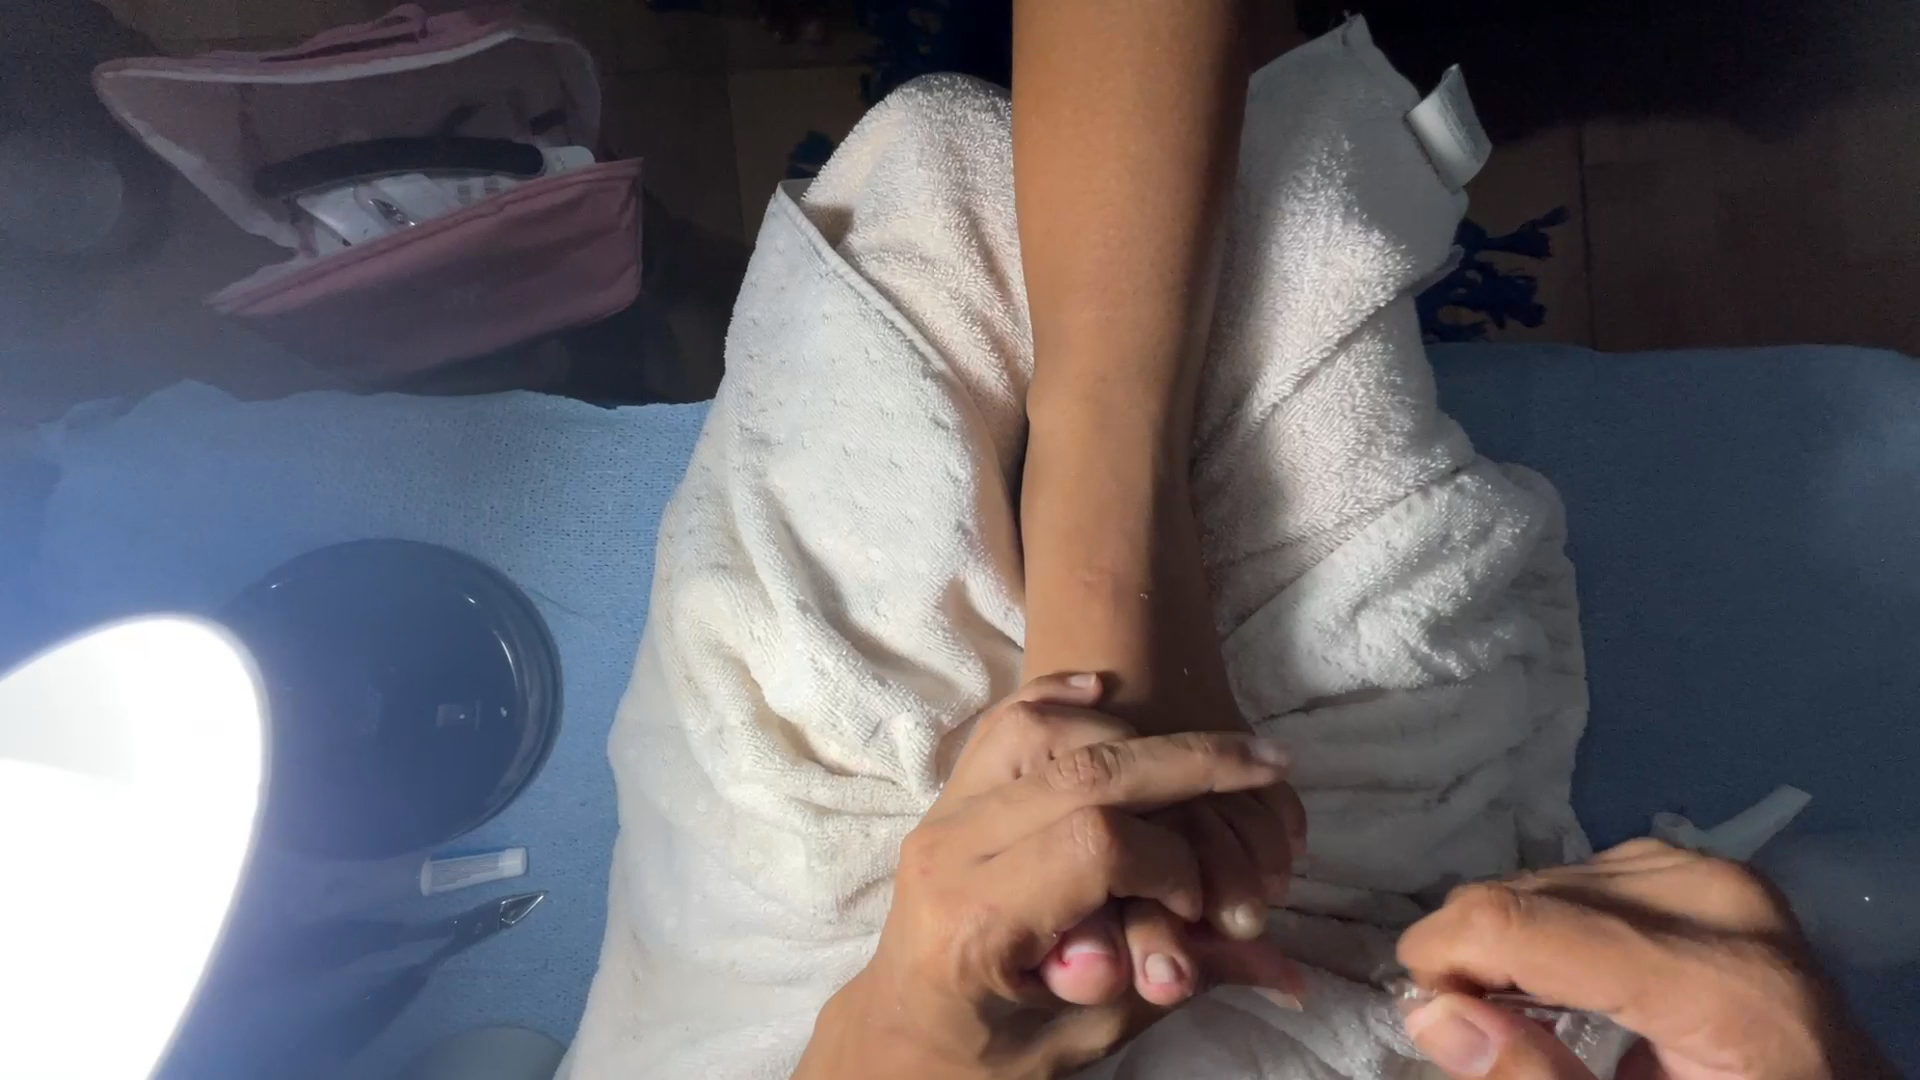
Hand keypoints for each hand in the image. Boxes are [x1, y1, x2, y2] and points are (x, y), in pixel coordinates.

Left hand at [792, 675, 1300, 1079]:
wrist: (899, 1031)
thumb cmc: (987, 1054)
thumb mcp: (1085, 1039)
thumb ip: (1175, 982)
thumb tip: (1285, 970)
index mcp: (978, 919)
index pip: (1096, 842)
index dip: (1172, 861)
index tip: (1203, 903)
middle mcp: (952, 845)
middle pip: (1080, 770)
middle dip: (1185, 761)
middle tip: (1264, 762)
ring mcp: (944, 809)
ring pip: (1041, 728)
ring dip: (1125, 731)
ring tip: (1190, 755)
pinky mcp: (949, 793)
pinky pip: (998, 723)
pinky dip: (1052, 695)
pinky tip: (1100, 687)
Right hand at [1395, 839, 1895, 1079]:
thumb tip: (1433, 1017)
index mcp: (1722, 984)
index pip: (1514, 925)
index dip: (1440, 960)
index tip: (1438, 1021)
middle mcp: (1708, 897)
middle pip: (1511, 900)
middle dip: (1469, 961)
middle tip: (1490, 1032)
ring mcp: (1695, 868)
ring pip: (1521, 884)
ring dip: (1501, 944)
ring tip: (1542, 1011)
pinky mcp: (1678, 860)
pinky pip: (1555, 878)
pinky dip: (1536, 926)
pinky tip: (1569, 975)